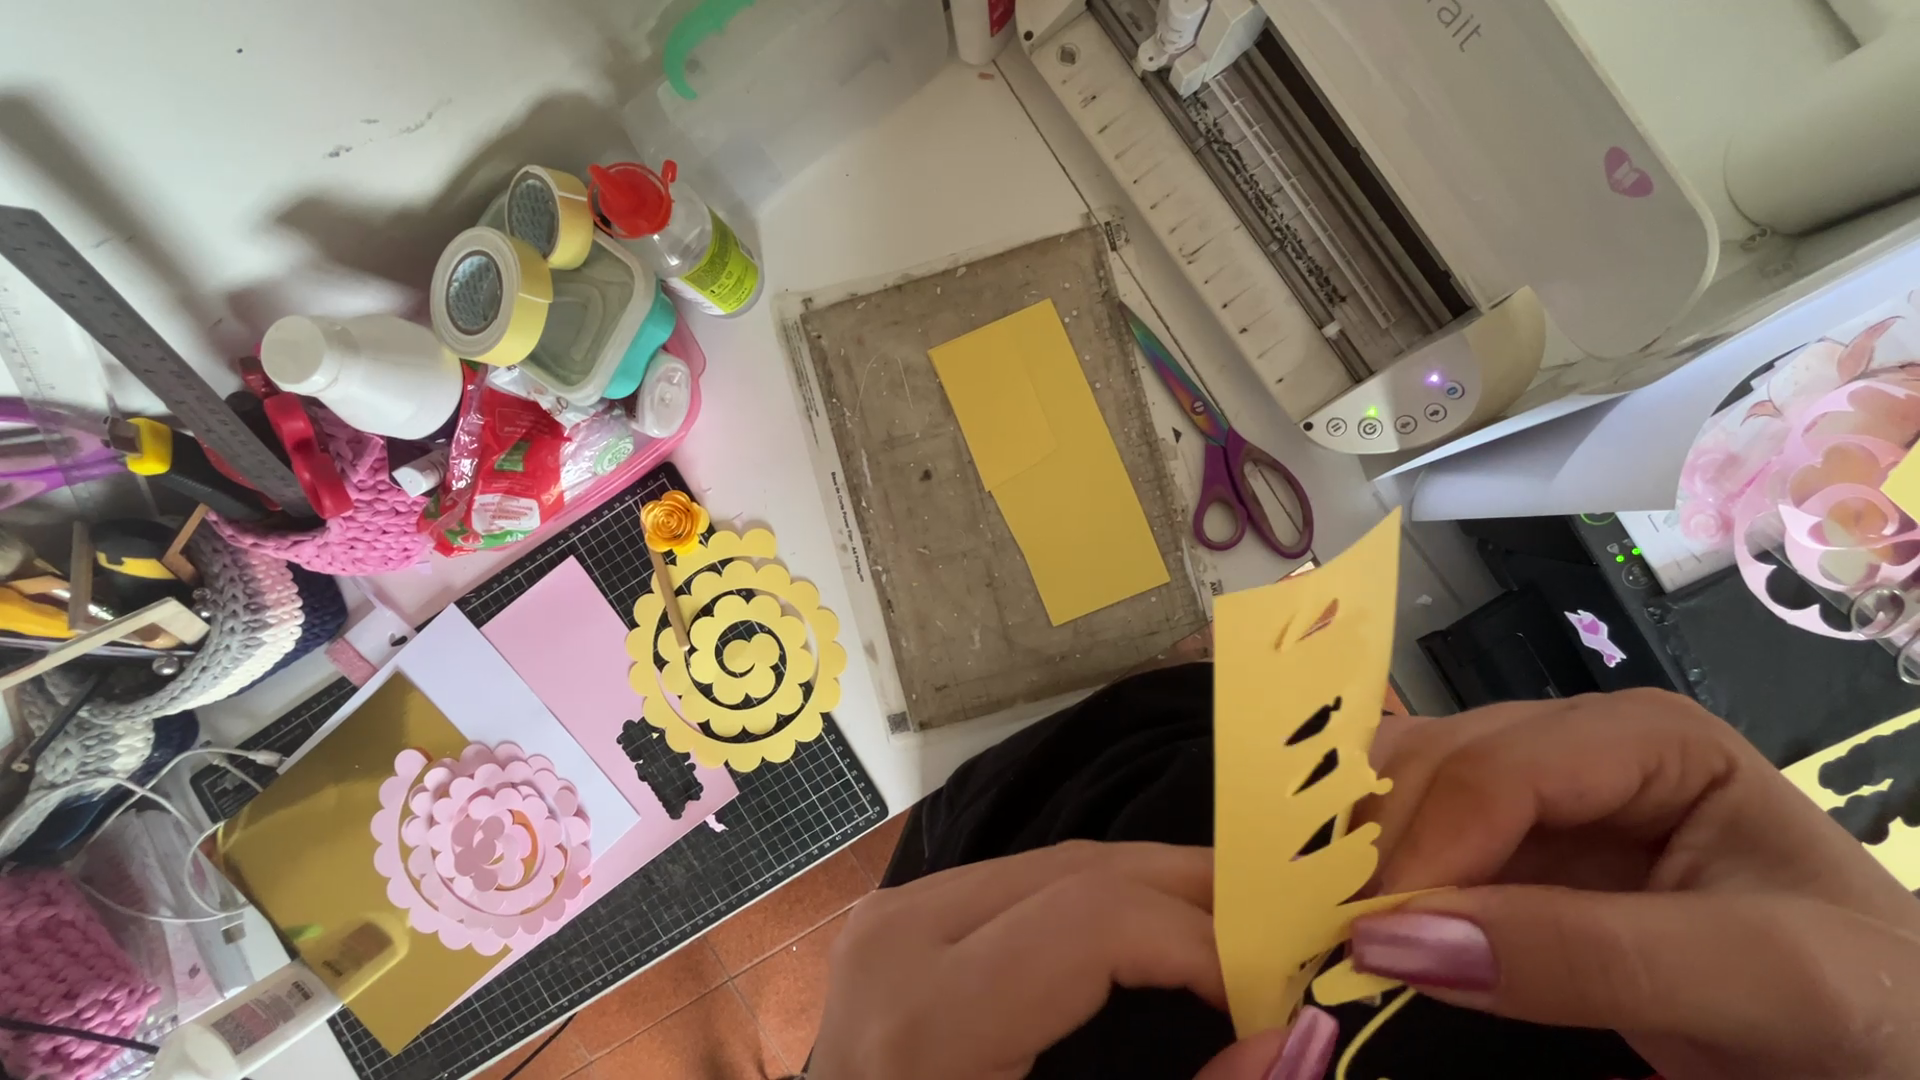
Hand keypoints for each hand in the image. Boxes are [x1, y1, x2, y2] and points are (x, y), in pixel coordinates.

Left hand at [807, 839, 1330, 1079]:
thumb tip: (1290, 1037)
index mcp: (928, 1019)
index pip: (1090, 921)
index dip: (1199, 940)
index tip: (1276, 988)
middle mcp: (900, 932)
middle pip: (1074, 871)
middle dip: (1188, 888)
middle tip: (1278, 923)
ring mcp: (892, 911)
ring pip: (1049, 863)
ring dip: (1145, 885)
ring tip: (1226, 919)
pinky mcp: (898, 911)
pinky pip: (1017, 882)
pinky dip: (1093, 896)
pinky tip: (1143, 924)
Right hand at [1352, 690, 1919, 1079]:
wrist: (1886, 1052)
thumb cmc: (1872, 1010)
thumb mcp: (1766, 987)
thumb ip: (1586, 958)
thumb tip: (1387, 941)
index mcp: (1641, 734)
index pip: (1495, 772)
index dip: (1425, 849)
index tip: (1370, 938)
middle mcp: (1566, 739)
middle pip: (1432, 766)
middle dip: (1381, 849)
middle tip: (1345, 940)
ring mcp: (1525, 781)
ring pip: (1398, 782)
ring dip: (1357, 846)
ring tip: (1346, 923)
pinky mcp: (1498, 833)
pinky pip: (1402, 820)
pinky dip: (1365, 856)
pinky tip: (1361, 903)